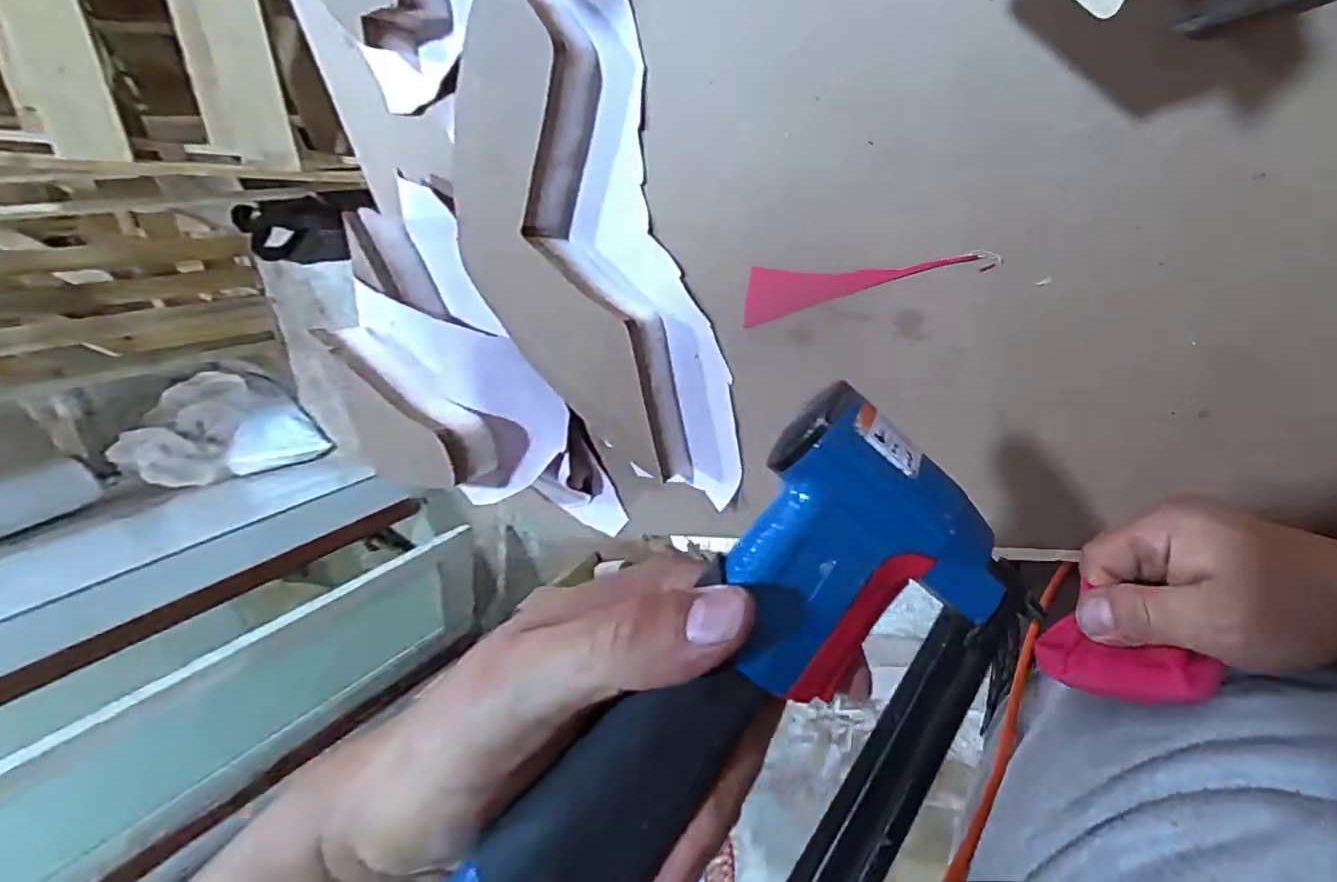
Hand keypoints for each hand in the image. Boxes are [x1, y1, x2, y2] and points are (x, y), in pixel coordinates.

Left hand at [199, 553, 775, 881]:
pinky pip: (710, 765)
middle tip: (704, 826)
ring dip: (719, 793)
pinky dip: (707, 809)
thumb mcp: (522, 686)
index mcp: (651, 593)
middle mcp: (671, 629)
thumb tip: (740, 611)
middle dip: (742, 750)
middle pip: (755, 670)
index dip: (801, 625)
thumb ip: (620, 640)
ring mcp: (666, 687)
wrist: (385, 836)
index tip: (842, 683)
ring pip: (737, 726)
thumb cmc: (450, 742)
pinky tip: (677, 847)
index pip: (751, 588)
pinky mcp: (657, 740)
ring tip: (674, 854)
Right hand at [1076, 497, 1336, 675]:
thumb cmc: (1281, 610)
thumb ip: (1140, 615)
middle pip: (1118, 567)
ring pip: (1142, 577)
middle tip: (1168, 646)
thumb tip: (1083, 616)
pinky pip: (1168, 579)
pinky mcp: (1211, 551)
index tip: (1140, 642)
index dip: (1106, 604)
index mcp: (1163, 525)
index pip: (1097, 559)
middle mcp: (1170, 521)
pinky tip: (1204, 626)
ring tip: (1189, 640)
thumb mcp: (1206, 621)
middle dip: (1131, 611)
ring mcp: (1192, 533)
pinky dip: (1175, 608)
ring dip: (1154, 614)